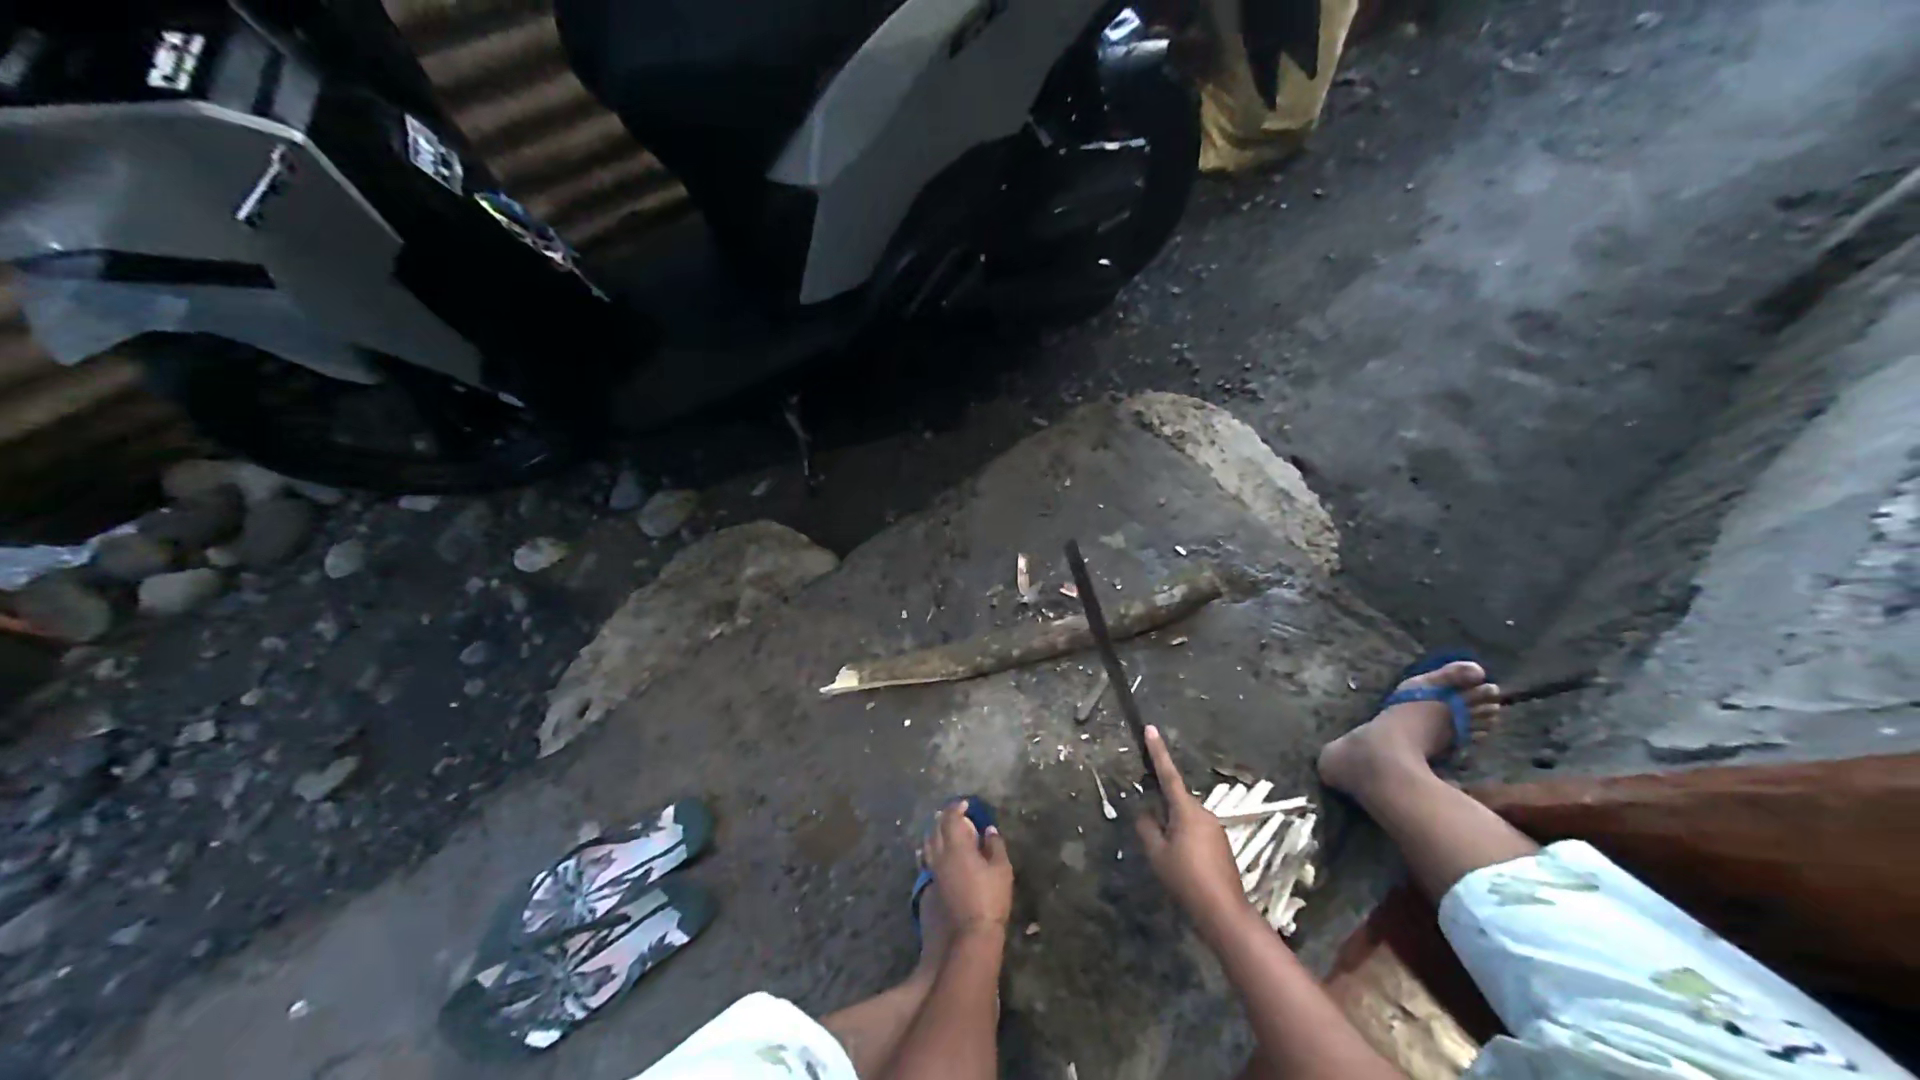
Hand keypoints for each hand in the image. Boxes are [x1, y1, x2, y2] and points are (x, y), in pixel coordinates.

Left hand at [925, 801, 1013, 934]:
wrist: (969, 935)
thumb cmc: (989, 898)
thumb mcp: (1001, 869)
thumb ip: (994, 846)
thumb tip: (989, 830)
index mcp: (956, 846)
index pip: (950, 818)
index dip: (956, 808)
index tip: (965, 804)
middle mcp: (940, 855)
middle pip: (935, 829)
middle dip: (944, 818)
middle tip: (955, 815)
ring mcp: (933, 872)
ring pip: (928, 844)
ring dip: (935, 833)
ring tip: (944, 831)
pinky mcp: (930, 886)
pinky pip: (927, 860)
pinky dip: (931, 850)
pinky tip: (937, 855)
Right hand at [1135, 726, 1253, 934]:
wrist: (1223, 912)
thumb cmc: (1186, 878)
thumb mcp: (1157, 853)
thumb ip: (1147, 827)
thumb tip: (1146, 812)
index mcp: (1186, 810)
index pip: (1168, 774)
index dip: (1158, 752)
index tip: (1151, 729)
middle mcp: (1204, 813)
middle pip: (1176, 801)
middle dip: (1162, 810)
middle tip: (1151, 834)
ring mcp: (1215, 829)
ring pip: (1185, 819)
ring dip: (1173, 828)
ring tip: (1166, 858)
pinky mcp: (1221, 845)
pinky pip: (1196, 832)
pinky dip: (1184, 840)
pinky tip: (1181, 865)